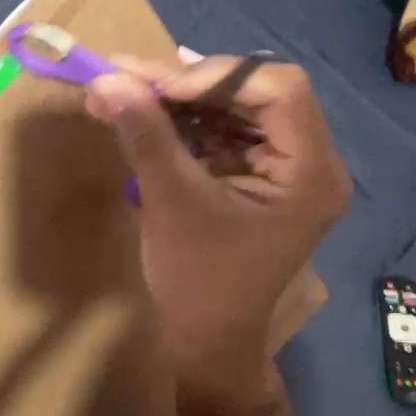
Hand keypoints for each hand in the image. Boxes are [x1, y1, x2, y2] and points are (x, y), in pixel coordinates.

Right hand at [85, 52, 347, 395]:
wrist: (205, 341)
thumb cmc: (199, 280)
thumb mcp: (171, 202)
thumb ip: (145, 136)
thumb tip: (106, 79)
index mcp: (309, 170)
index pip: (277, 90)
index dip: (214, 76)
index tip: (151, 84)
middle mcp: (307, 160)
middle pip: (256, 91)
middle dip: (188, 82)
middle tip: (125, 75)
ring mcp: (281, 167)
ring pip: (234, 105)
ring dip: (179, 96)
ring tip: (123, 89)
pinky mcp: (253, 175)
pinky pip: (222, 129)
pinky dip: (182, 119)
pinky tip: (143, 113)